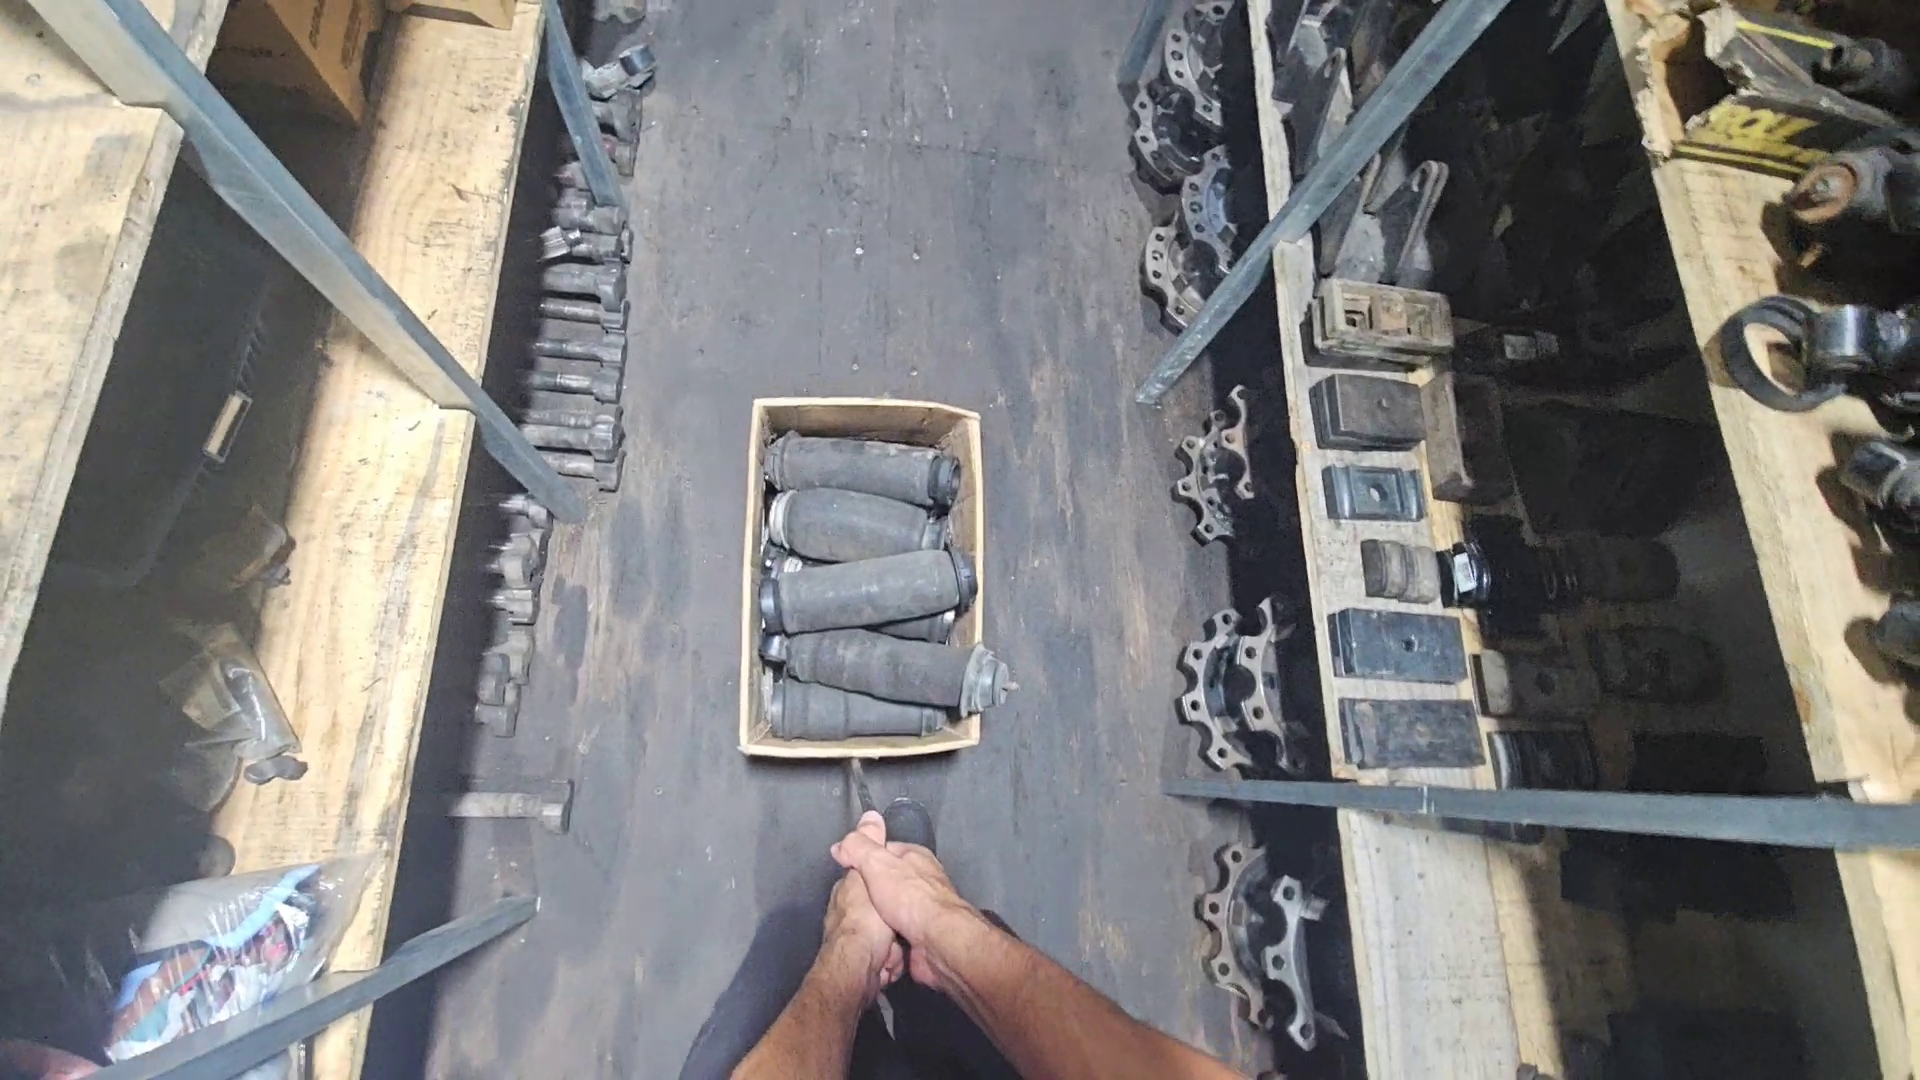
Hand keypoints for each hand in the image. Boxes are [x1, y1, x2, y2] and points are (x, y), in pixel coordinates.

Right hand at [831, 811, 979, 989]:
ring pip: (893, 911)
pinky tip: (877, 945)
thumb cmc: (908, 897)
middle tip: (853, 905)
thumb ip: (858, 849)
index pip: (884, 851)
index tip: (847, 874)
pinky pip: (900, 934)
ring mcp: (926, 909)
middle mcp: (924, 879)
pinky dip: (889, 939)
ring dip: (880, 920)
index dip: (864, 861)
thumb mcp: (877, 864)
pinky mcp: (925, 934)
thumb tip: (840, 843)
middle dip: (871, 895)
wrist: (938, 941)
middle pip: (888, 883)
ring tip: (862, 927)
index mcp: (916, 856)